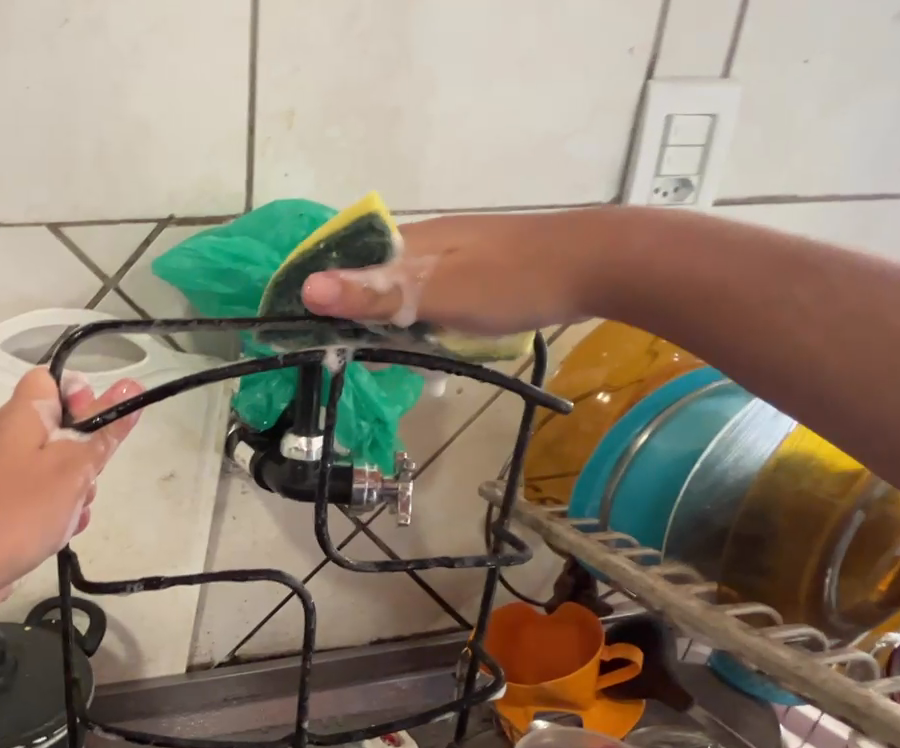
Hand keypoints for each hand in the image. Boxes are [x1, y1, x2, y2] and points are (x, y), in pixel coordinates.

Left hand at [0, 368, 141, 618]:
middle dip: (86, 456)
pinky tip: (60, 534)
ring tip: (72, 515)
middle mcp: (7, 438)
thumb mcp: (72, 470)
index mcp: (21, 415)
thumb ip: (103, 433)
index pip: (51, 379)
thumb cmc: (15, 511)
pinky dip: (53, 514)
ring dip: (74, 492)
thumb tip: (130, 388)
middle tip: (87, 480)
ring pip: (53, 470)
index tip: (95, 425)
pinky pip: (36, 500)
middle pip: (60, 430)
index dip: (80, 395)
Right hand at [300, 209, 610, 333]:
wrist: (597, 265)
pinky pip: (425, 298)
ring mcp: (449, 257)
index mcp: (406, 240)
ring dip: (383, 321)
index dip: (317, 294)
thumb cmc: (511, 281)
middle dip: (349, 315)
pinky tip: (420, 343)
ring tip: (379, 356)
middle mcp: (421, 242)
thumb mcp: (435, 294)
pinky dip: (414, 320)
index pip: (340, 261)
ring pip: (396, 291)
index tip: (302, 331)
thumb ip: (372, 294)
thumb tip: (305, 288)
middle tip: (343, 355)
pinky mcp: (472, 274)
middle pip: (366, 279)